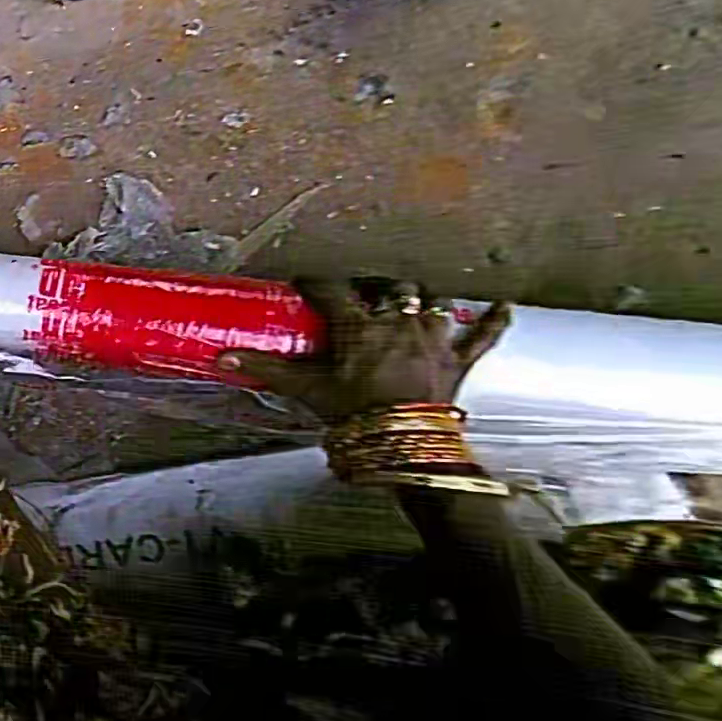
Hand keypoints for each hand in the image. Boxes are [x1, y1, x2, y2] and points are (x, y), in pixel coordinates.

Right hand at [218, 277, 511, 421]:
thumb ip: (265, 369)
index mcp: (359, 325)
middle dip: (375, 287)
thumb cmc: (352, 409)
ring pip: (434, 302)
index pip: (333, 291)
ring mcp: (434, 338)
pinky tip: (501, 306)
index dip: (316, 283)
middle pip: (390, 289)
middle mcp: (399, 322)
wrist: (404, 439)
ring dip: (422, 298)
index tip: (303, 280)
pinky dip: (494, 320)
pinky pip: (483, 334)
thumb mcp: (304, 387)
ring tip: (409, 299)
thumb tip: (220, 359)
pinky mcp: (459, 359)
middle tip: (360, 291)